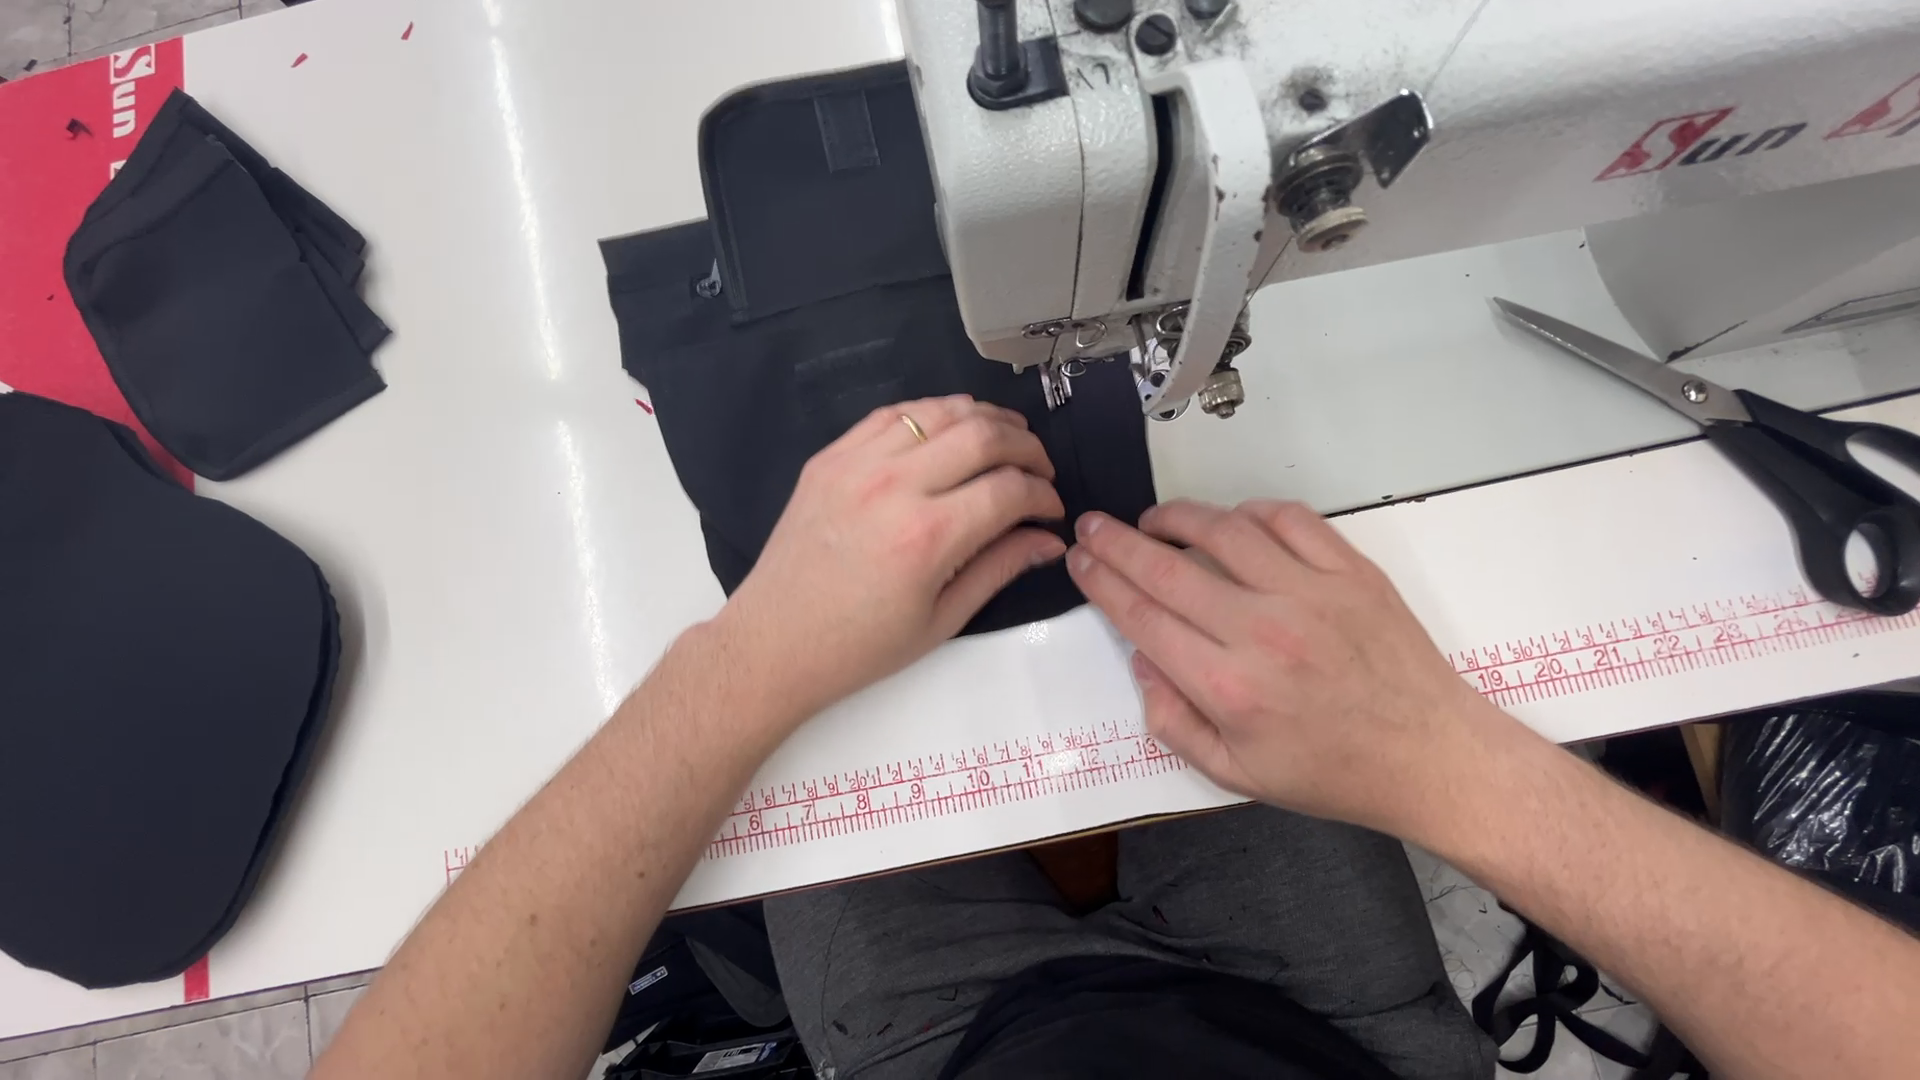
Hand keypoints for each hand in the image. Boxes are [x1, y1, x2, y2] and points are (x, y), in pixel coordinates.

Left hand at [717, 396, 1066, 718]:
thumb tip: (1050, 540)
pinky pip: (892, 414)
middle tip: (1039, 469)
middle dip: (1027, 446)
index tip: (1050, 510)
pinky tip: (949, 429)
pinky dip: (931, 413)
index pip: (1009, 489)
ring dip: (984, 418)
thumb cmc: (861, 646)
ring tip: (1005, 438)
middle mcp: (894, 486)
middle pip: (982, 435)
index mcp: (927, 536)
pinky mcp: (830, 456)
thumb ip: (1000, 569)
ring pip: (939, 411)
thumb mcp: (941, 620)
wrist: (774, 642)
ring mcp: (856, 463)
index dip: (1043, 495)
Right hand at [1066, 499, 1519, 837]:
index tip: (1080, 560)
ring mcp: (1310, 594)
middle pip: (1166, 569)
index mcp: (1227, 686)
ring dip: (1176, 516)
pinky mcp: (1352, 572)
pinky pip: (1290, 520)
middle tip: (1091, 524)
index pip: (1141, 617)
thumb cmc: (1330, 772)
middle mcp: (1261, 631)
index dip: (1101, 582)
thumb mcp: (1235, 774)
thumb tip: (1143, 660)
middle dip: (1116, 542)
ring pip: (1223, 531)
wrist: (1432, 759)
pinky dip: (1250, 511)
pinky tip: (1231, 520)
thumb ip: (1173, 722)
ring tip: (1151, 518)